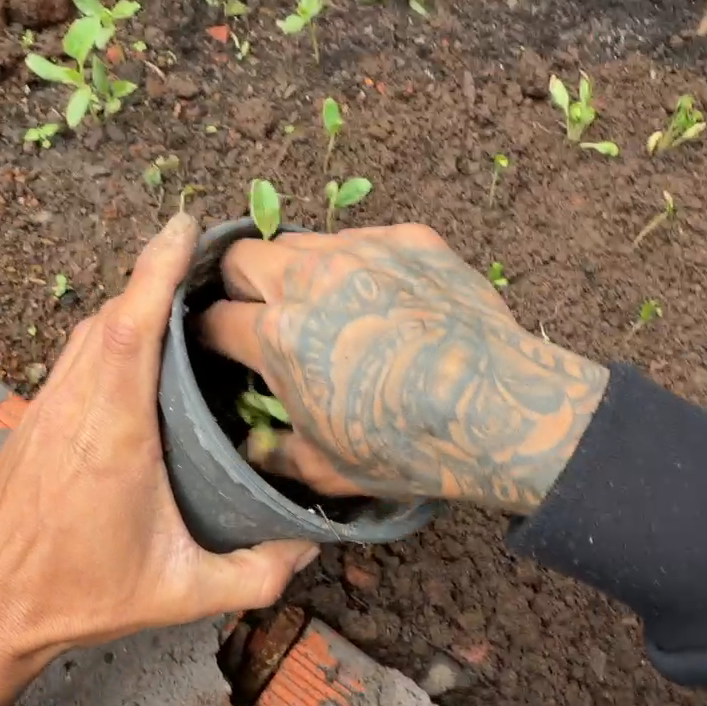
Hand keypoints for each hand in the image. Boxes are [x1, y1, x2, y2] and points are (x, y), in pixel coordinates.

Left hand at [0, 213, 320, 705]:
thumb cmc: (79, 597)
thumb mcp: (179, 594)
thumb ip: (254, 574)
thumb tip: (309, 549)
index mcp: (114, 436)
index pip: (133, 328)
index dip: (157, 269)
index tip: (184, 226)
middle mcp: (76, 408)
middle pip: (111, 316)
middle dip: (154, 275)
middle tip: (201, 259)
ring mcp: (47, 410)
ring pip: (88, 333)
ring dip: (128, 303)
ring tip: (175, 295)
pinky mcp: (34, 421)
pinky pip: (74, 356)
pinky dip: (106, 333)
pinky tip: (133, 351)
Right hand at [199, 224, 609, 514]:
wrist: (500, 409)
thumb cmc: (406, 446)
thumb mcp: (325, 468)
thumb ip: (273, 454)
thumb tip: (251, 446)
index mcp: (278, 336)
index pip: (214, 319)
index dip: (206, 336)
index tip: (217, 345)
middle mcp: (310, 280)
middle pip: (242, 256)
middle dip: (238, 284)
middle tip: (260, 311)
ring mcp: (361, 251)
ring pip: (299, 241)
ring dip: (294, 269)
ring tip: (318, 301)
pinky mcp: (408, 238)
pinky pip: (361, 237)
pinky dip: (354, 263)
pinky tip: (378, 295)